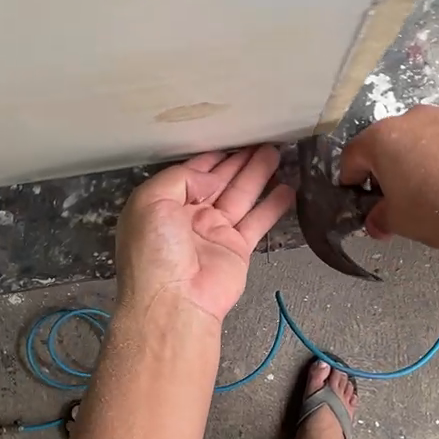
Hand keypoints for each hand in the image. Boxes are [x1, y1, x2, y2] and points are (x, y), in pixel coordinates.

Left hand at [115, 145, 294, 319]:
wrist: (175, 301)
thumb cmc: (155, 251)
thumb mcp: (151, 201)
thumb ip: (181, 178)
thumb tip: (211, 177)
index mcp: (163, 204)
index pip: (190, 173)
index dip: (211, 156)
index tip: (231, 137)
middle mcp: (189, 217)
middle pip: (219, 181)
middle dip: (239, 160)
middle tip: (262, 138)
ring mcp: (214, 233)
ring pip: (241, 196)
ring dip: (258, 174)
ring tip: (278, 151)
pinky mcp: (237, 249)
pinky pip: (257, 221)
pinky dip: (273, 205)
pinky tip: (287, 188)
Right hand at [339, 106, 438, 250]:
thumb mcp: (399, 222)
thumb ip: (379, 218)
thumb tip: (376, 221)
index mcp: (382, 138)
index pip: (351, 157)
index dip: (350, 182)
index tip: (361, 202)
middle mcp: (410, 117)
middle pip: (385, 144)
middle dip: (385, 171)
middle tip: (397, 201)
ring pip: (417, 140)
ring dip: (415, 162)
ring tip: (432, 193)